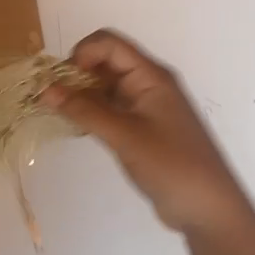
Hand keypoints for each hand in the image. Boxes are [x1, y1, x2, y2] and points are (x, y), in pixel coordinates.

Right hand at [41, 30, 251, 235]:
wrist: (210, 212)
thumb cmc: (172, 166)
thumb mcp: (124, 136)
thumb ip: (84, 110)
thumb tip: (44, 90)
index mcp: (151, 76)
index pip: (109, 43)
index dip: (82, 53)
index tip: (65, 81)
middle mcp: (148, 84)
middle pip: (105, 61)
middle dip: (76, 74)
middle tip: (55, 99)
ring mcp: (146, 106)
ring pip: (105, 85)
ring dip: (81, 94)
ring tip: (62, 114)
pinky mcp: (142, 127)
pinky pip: (110, 106)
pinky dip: (91, 111)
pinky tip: (78, 127)